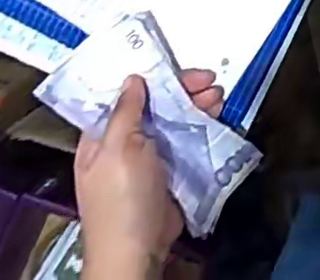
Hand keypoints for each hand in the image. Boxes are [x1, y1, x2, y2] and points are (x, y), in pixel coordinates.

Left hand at [75, 72, 223, 278]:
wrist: (138, 252)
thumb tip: (132, 79)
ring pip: (174, 118)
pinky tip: (216, 114)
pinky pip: (186, 137)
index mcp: (101, 138)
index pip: (125, 96)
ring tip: (218, 96)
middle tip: (209, 80)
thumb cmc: (121, 199)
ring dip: (196, 104)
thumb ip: (125, 112)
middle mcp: (123, 144)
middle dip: (182, 89)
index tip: (175, 66)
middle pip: (155, 104)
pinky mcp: (169, 169)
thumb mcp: (118, 149)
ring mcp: (148, 157)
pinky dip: (201, 122)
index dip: (150, 78)